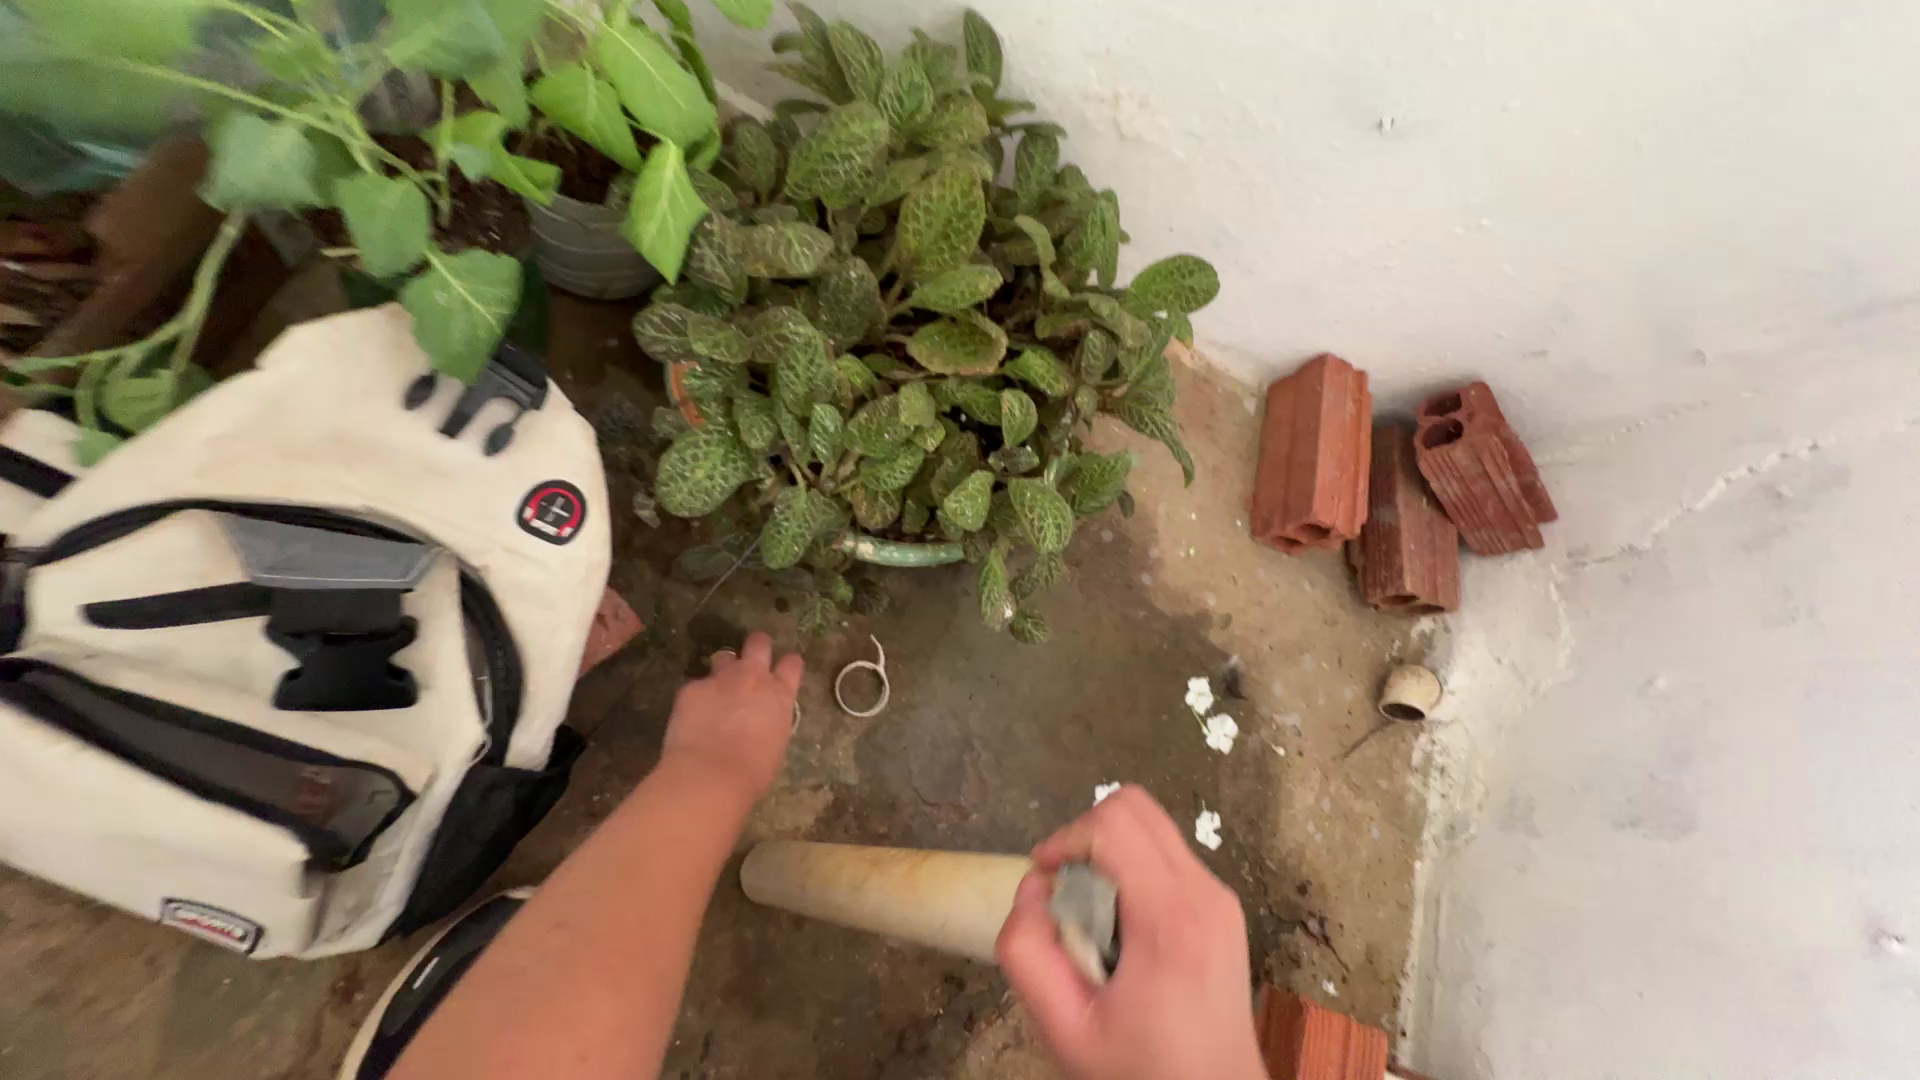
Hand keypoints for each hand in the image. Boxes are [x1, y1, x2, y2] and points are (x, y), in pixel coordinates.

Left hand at [660, 631, 802, 802]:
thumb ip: (771, 723)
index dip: (788, 665)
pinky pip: (695, 685)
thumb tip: (763, 725)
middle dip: (756, 646)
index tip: (784, 671)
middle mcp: (753, 677)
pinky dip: (696, 696)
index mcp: (780, 694)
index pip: (792, 664)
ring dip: (723, 667)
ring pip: (724, 656)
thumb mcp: (776, 745)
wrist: (710, 775)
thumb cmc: (753, 772)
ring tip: (718, 687)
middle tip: (751, 660)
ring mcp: (720, 679)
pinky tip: (692, 716)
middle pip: (759, 643)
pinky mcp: (691, 688)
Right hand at [996, 786, 1267, 1079]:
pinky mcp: (1222, 904)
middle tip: (1065, 884)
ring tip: (1091, 906)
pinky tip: (1121, 920)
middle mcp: (1204, 891)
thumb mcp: (1063, 1029)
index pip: (1113, 824)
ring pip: (1151, 824)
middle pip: (1134, 806)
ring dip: (1108, 848)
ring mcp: (1219, 895)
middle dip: (1085, 833)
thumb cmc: (1140, 1072)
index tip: (1044, 876)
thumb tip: (1033, 885)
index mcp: (1170, 918)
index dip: (1066, 836)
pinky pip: (1166, 852)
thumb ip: (1027, 952)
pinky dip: (1132, 865)